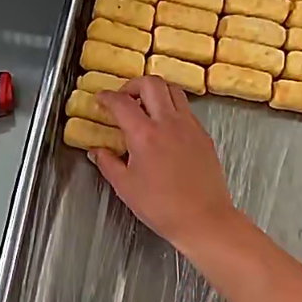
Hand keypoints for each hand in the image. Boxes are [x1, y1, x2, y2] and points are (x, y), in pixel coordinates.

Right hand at [90, 76, 242, 249]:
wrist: (203, 218)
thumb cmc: (162, 207)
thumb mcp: (126, 187)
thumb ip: (108, 163)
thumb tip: (97, 151)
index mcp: (145, 135)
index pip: (122, 102)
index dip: (107, 97)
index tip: (101, 100)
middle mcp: (169, 123)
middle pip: (151, 83)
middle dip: (133, 85)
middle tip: (123, 98)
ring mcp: (190, 127)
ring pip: (173, 90)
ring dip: (156, 91)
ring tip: (145, 106)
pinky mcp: (203, 135)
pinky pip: (186, 109)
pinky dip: (172, 108)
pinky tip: (165, 126)